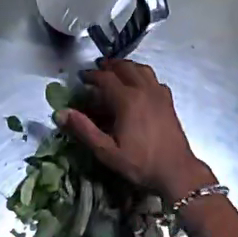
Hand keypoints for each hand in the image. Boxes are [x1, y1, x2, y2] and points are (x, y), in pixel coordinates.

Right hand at [57, 58, 213, 200]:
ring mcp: (159, 93)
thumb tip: (61, 113)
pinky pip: (154, 79)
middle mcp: (144, 90)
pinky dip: (143, 76)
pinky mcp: (168, 100)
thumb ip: (84, 130)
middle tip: (98, 70)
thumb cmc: (140, 163)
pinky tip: (139, 86)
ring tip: (116, 72)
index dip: (92, 75)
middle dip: (109, 66)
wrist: (176, 170)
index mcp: (128, 100)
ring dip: (127, 67)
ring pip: (142, 69)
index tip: (82, 77)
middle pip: (125, 67)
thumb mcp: (107, 151)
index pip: (106, 78)